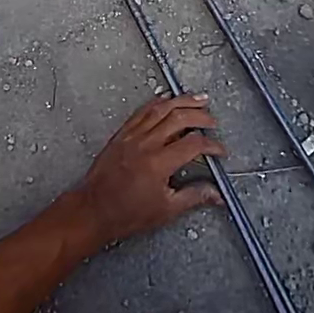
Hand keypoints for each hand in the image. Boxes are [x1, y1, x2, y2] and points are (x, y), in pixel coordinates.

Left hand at [66, 94, 225, 248]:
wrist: (94, 209)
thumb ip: (193, 197)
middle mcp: (146, 143)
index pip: (193, 144)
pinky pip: (143, 110)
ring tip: (198, 99)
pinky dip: (158, 102)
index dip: (212, 145)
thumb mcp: (166, 210)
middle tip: (213, 121)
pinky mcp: (123, 133)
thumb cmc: (126, 213)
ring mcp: (133, 135)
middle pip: (179, 118)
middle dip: (201, 116)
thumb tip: (215, 194)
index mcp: (158, 163)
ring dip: (182, 101)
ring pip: (161, 108)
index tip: (219, 151)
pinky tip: (167, 99)